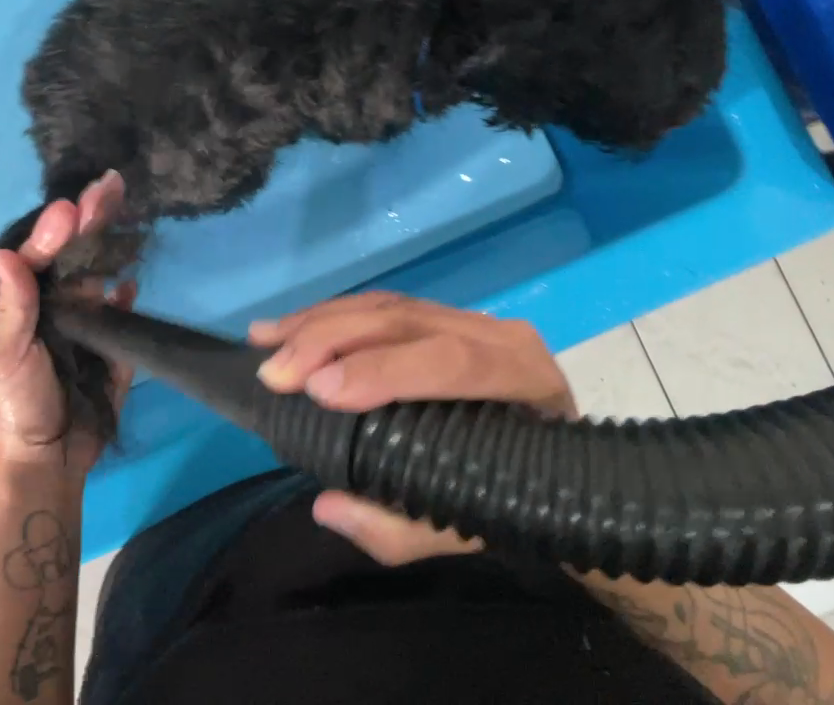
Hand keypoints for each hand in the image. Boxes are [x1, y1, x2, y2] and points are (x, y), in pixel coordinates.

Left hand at [0, 171, 134, 475]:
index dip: (55, 231)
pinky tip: (131, 276)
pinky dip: (126, 293)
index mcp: (26, 303)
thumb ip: (15, 305)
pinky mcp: (114, 345)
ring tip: (124, 206)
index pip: (41, 256)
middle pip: (75, 253)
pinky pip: (122, 311)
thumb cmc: (18, 404)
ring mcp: (87, 322)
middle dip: (90, 217)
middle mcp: (56, 303)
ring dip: (111, 241)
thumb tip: (5, 251)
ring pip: (99, 272)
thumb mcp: (8, 356)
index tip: (72, 207)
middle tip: (110, 183)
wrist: (49, 457)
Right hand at [249, 292, 576, 564]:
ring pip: (388, 304)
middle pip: (408, 320)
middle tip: (274, 371)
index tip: (319, 390)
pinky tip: (291, 328)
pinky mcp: (442, 316)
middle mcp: (499, 337)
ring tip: (266, 339)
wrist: (567, 471)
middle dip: (332, 339)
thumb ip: (404, 528)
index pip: (452, 361)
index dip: (383, 370)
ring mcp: (470, 319)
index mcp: (523, 382)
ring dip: (320, 320)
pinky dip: (330, 315)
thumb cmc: (523, 498)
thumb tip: (328, 508)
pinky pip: (381, 304)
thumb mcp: (472, 527)